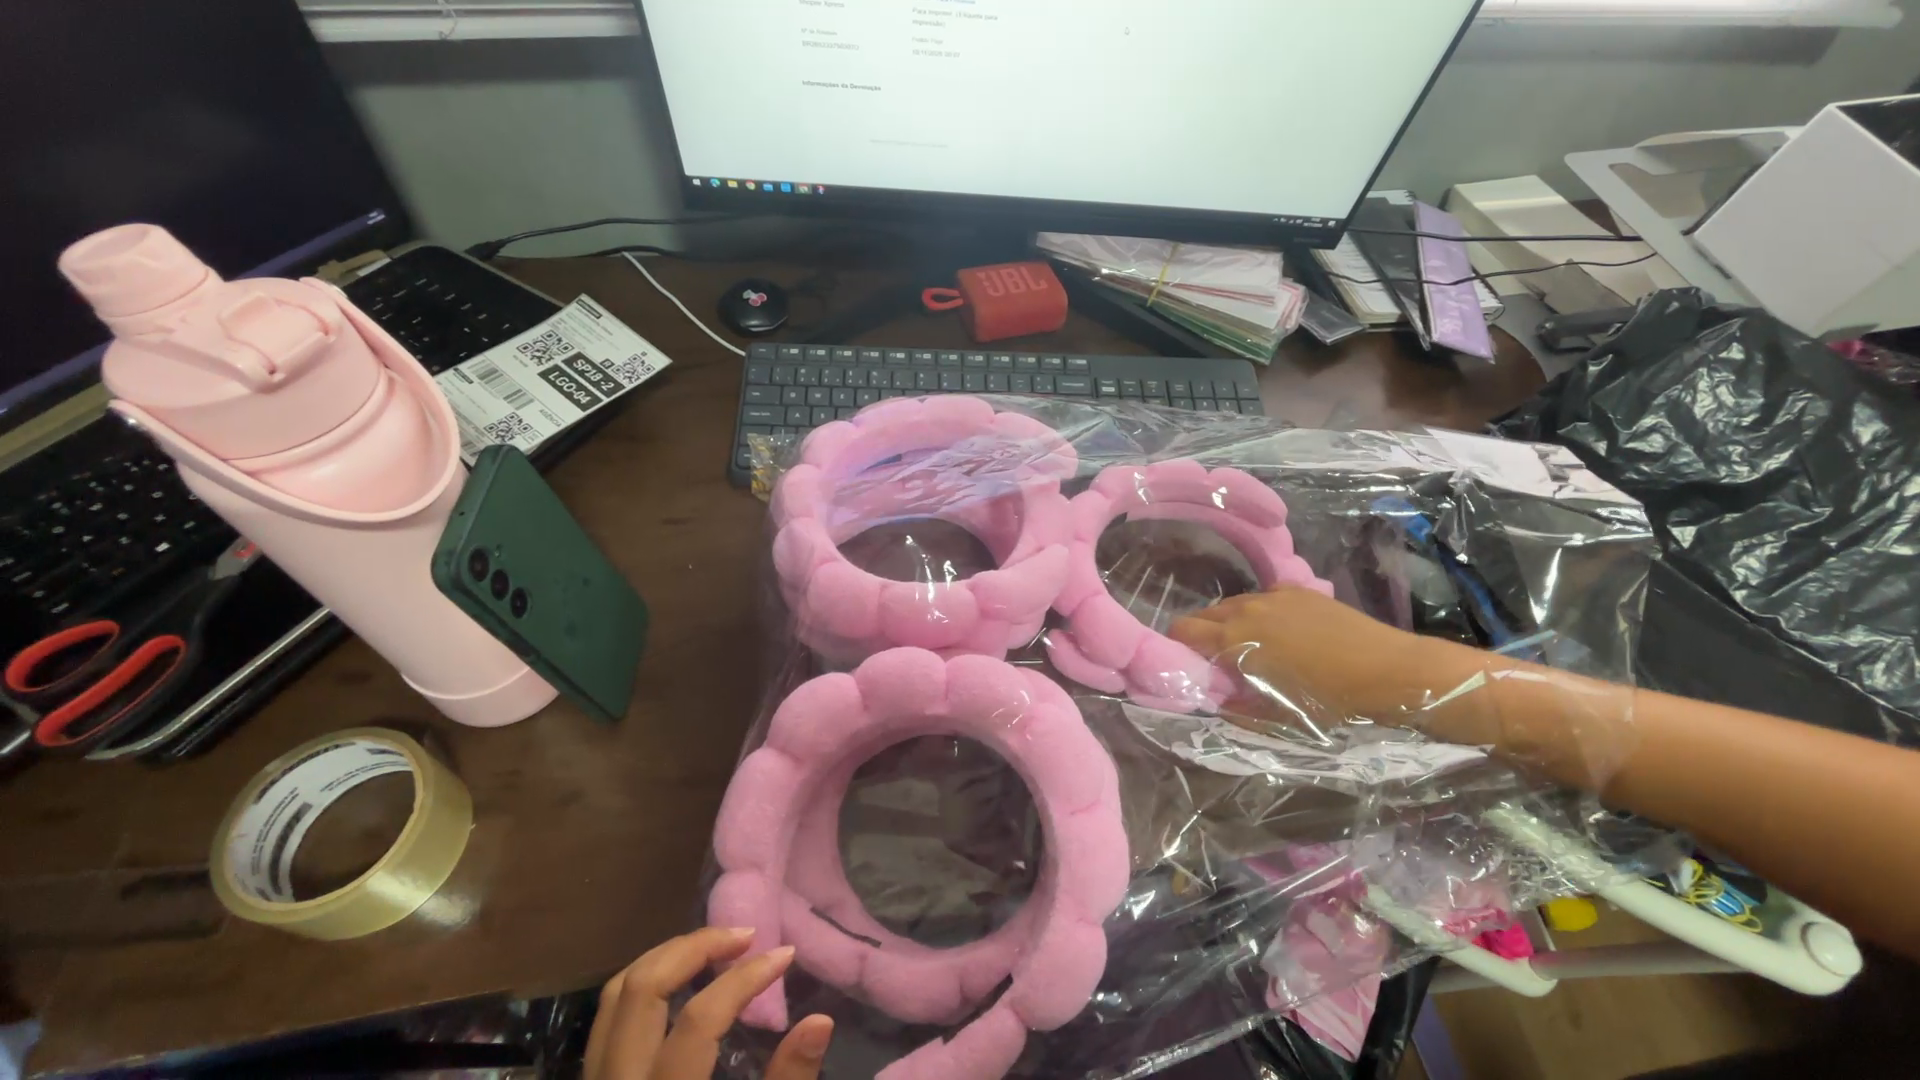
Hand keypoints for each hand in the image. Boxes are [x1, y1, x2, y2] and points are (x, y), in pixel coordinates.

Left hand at [584, 928, 833, 1079]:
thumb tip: (819, 1021)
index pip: (700, 1019)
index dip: (747, 978)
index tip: (787, 957)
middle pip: (642, 988)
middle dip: (697, 947)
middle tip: (746, 936)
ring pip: (615, 995)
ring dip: (668, 957)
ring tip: (716, 948)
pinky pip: (609, 1017)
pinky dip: (646, 983)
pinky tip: (681, 985)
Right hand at [1170, 586, 1453, 728]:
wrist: (1392, 673)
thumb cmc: (1332, 703)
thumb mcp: (1277, 719)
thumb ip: (1236, 708)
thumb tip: (1215, 699)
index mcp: (1234, 639)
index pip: (1182, 631)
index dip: (1179, 649)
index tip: (1190, 670)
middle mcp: (1247, 608)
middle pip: (1203, 614)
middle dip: (1201, 637)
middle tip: (1217, 664)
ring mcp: (1275, 595)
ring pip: (1232, 604)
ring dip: (1229, 624)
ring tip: (1249, 649)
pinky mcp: (1300, 591)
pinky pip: (1263, 597)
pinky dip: (1259, 612)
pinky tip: (1279, 633)